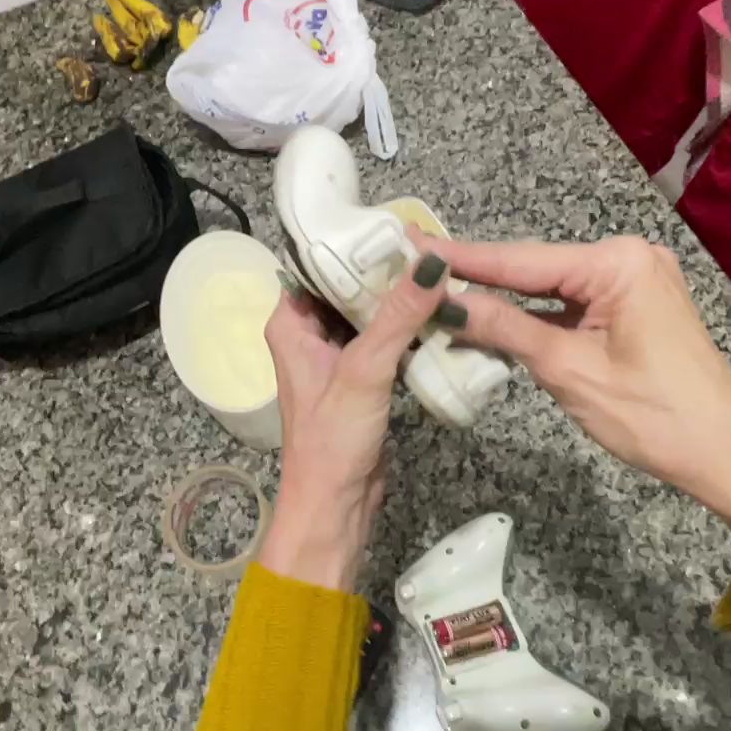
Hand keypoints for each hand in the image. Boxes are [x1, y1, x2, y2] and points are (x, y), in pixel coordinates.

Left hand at [256, 254, 453, 590]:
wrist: (336, 503)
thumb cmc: (333, 437)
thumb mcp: (365, 370)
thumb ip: (398, 317)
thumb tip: (432, 263)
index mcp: (290, 323)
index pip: (315, 266)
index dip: (350, 244)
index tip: (392, 227)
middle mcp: (308, 334)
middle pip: (346, 287)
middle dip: (383, 271)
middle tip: (429, 248)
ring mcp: (335, 356)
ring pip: (367, 314)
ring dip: (397, 301)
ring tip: (439, 274)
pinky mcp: (360, 377)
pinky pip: (382, 340)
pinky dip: (405, 329)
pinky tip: (437, 314)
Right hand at [421, 233, 730, 602]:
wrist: (730, 461)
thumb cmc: (655, 418)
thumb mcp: (567, 370)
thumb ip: (503, 328)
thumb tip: (444, 302)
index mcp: (617, 263)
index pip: (519, 260)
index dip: (460, 257)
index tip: (412, 241)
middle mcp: (626, 258)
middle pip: (531, 269)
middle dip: (475, 275)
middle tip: (415, 266)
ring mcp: (630, 282)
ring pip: (545, 288)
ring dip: (498, 298)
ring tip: (437, 290)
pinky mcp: (629, 307)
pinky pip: (565, 305)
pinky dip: (529, 316)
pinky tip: (485, 317)